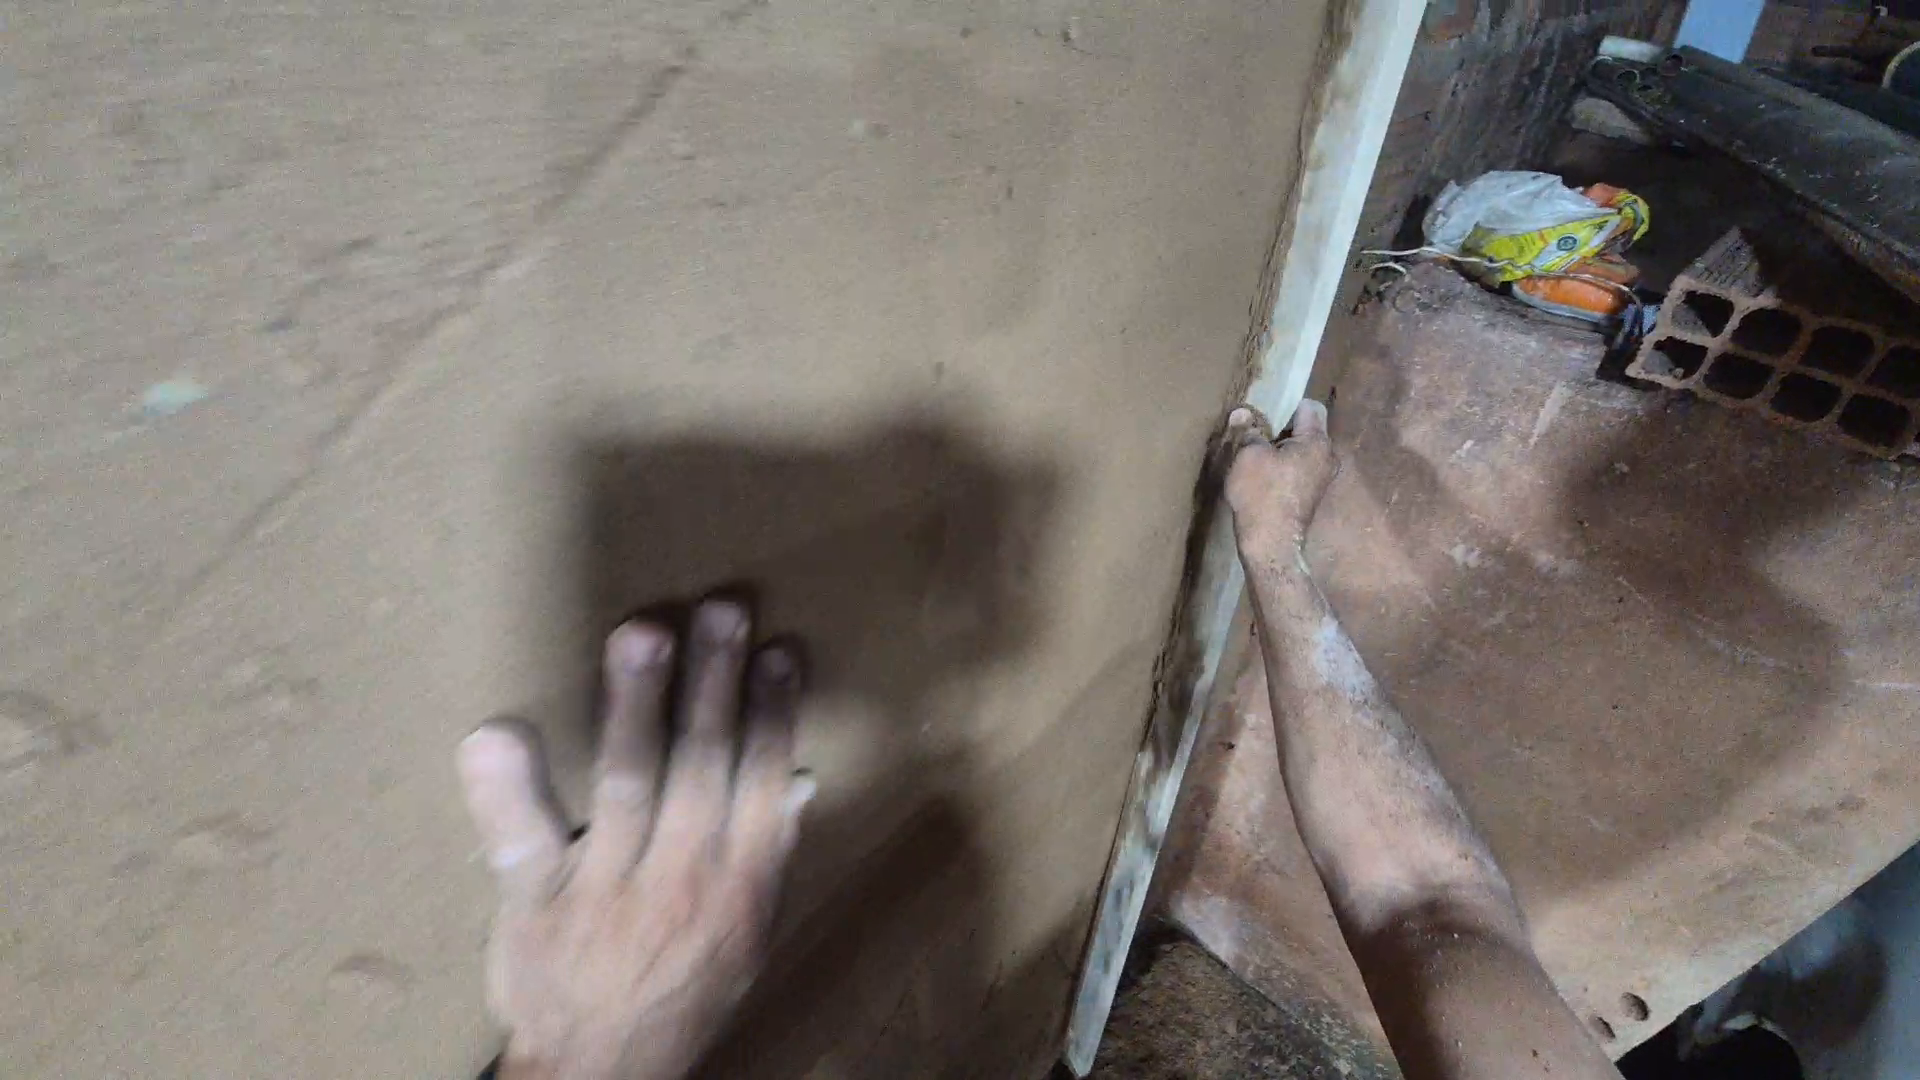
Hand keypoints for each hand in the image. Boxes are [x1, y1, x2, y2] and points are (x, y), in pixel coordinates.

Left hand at [458, 600, 813, 1079]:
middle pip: (702, 763)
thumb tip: (797, 775)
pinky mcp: (533, 902)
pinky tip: (494, 732)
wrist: (605, 1069)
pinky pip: (518, 842)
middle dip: (714, 682)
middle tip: (721, 612)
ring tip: (643, 633)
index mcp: (740, 880)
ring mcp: (604, 886)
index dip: (774, 711)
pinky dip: (504, 789)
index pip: (763, 779)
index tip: (777, 651)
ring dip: (636, 704)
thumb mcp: (754, 927)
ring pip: (627, 781)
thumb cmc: (692, 983)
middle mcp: (681, 876)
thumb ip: (773, 848)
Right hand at [1224, 398, 1339, 558]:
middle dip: (1282, 428)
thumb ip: (1249, 431)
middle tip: (1255, 434)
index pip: (1309, 406)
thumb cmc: (1261, 493)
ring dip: (1281, 448)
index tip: (1264, 413)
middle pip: (1307, 429)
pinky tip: (1264, 476)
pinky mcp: (1312, 493)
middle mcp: (1328, 456)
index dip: (1286, 404)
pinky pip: (1300, 468)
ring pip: (1302, 450)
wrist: (1271, 541)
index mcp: (1317, 442)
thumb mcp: (1248, 455)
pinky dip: (1284, 466)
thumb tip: (1241, 413)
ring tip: (1256, 455)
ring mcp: (1323, 477)